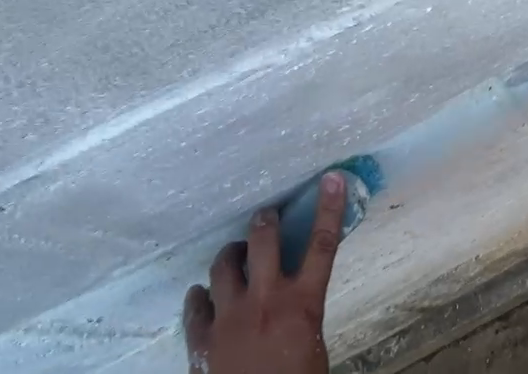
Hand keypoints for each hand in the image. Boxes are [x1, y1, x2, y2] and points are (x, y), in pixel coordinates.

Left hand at [185, 172, 345, 373]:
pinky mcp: (201, 340)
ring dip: (231, 256)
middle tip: (265, 220)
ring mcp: (229, 317)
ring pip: (223, 265)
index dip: (329, 207)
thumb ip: (303, 318)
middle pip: (263, 239)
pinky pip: (195, 303)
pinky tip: (204, 297)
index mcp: (302, 304)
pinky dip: (200, 295)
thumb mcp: (312, 349)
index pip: (323, 244)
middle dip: (264, 222)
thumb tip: (296, 304)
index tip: (333, 177)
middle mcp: (266, 299)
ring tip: (235, 258)